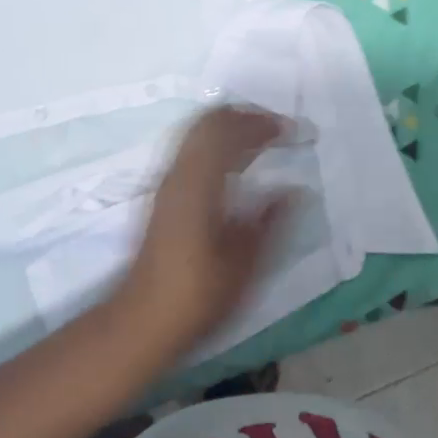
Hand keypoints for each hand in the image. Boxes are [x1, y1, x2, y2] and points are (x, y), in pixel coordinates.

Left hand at [112, 106, 295, 349]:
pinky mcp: (163, 196)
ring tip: (259, 141)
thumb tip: (294, 190)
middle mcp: (178, 172)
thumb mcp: (245, 263)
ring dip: (228, 128)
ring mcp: (166, 183)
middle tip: (276, 129)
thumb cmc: (197, 295)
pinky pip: (190, 149)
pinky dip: (215, 144)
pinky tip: (234, 166)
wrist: (143, 320)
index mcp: (198, 182)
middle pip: (208, 121)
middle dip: (245, 117)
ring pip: (196, 133)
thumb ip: (270, 221)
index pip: (228, 129)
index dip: (261, 122)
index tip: (292, 130)